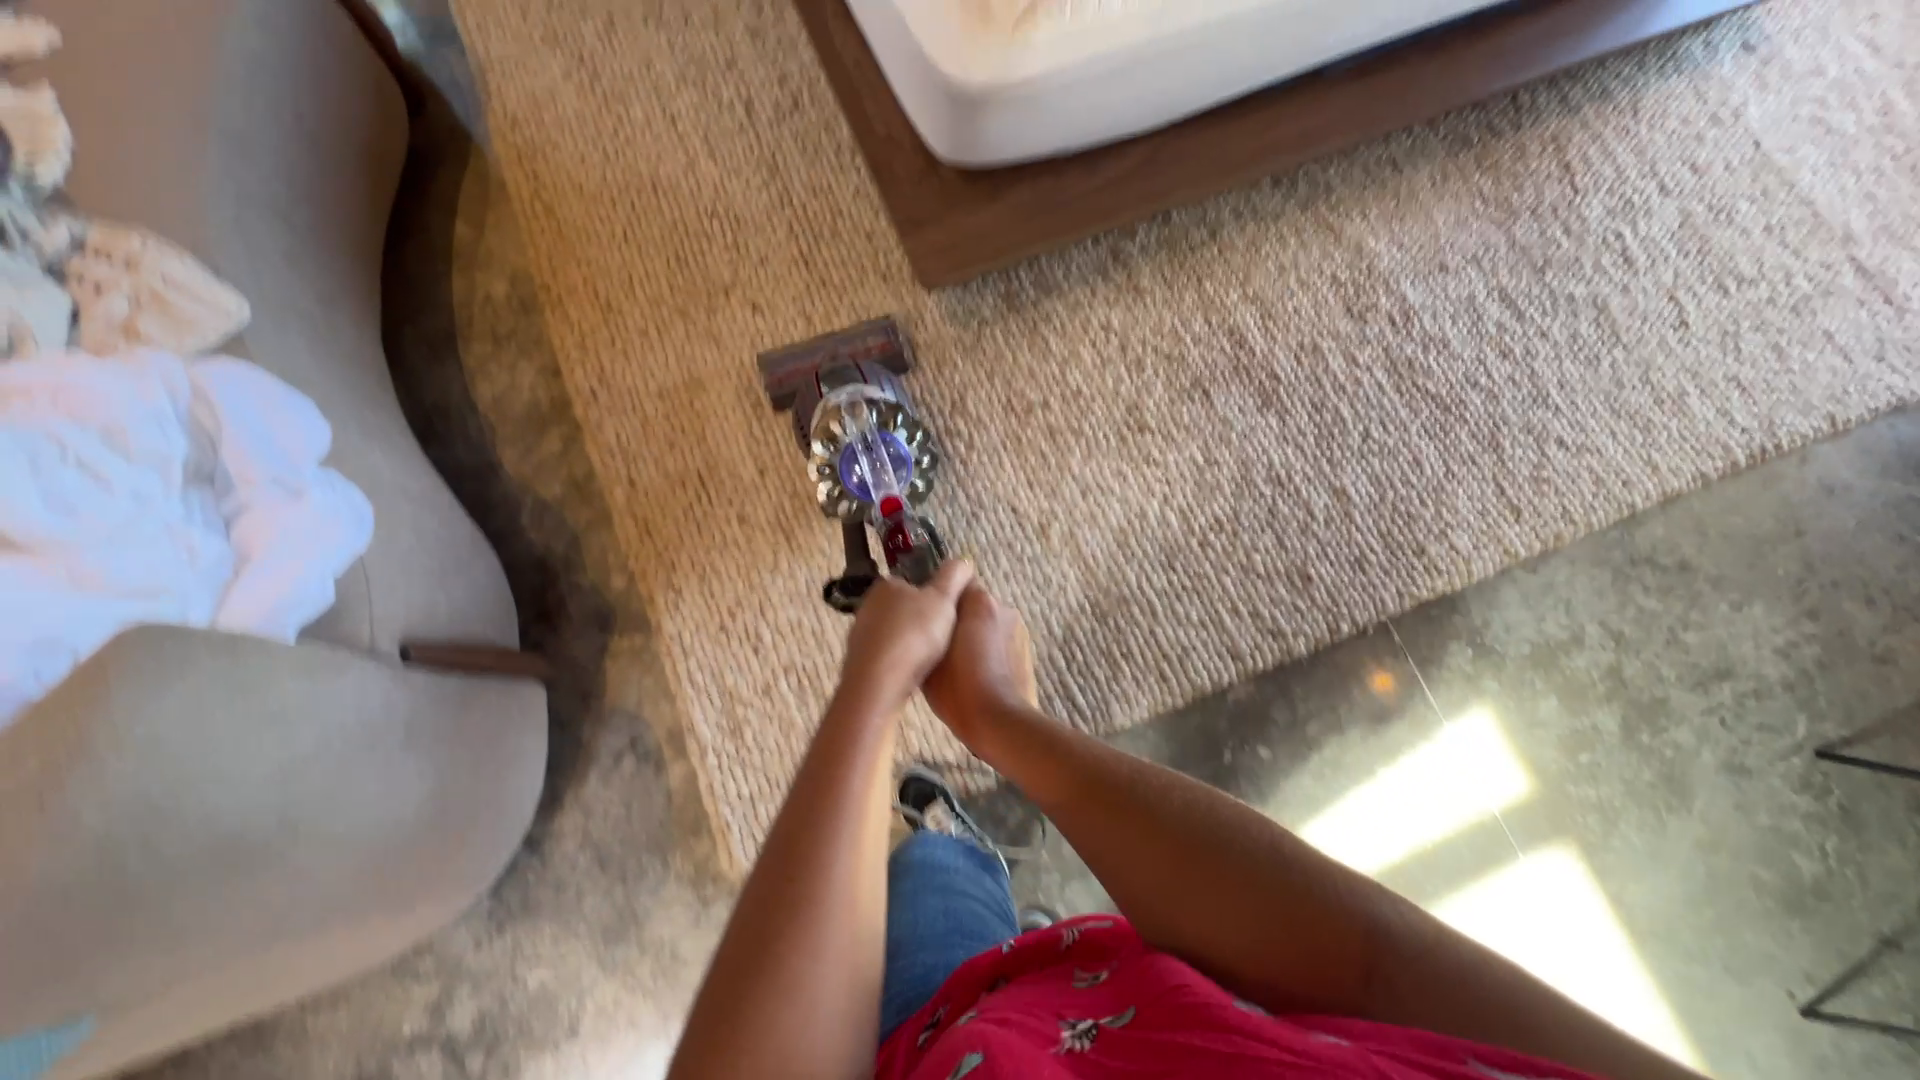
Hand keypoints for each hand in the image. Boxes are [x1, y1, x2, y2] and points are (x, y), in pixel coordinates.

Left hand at [835, 560, 975, 714]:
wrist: (878, 682)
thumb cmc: (914, 634)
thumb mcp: (944, 599)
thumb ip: (954, 576)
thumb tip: (963, 562)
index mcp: (886, 584)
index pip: (913, 583)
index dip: (934, 595)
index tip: (949, 612)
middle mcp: (868, 605)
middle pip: (904, 609)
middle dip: (922, 620)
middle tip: (945, 636)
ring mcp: (860, 634)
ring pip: (895, 634)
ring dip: (911, 643)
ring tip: (932, 658)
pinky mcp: (858, 661)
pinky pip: (886, 656)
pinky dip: (900, 662)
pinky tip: (913, 674)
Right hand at [923, 582, 1035, 746]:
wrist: (996, 720)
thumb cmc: (956, 686)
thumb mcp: (929, 654)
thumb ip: (929, 627)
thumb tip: (925, 620)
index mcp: (979, 601)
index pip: (958, 582)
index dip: (942, 599)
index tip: (930, 617)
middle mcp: (1003, 608)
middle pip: (974, 604)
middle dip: (959, 618)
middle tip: (940, 643)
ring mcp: (1018, 630)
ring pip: (987, 623)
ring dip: (975, 634)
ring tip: (959, 663)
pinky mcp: (1026, 652)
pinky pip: (1000, 642)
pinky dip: (989, 651)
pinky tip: (978, 673)